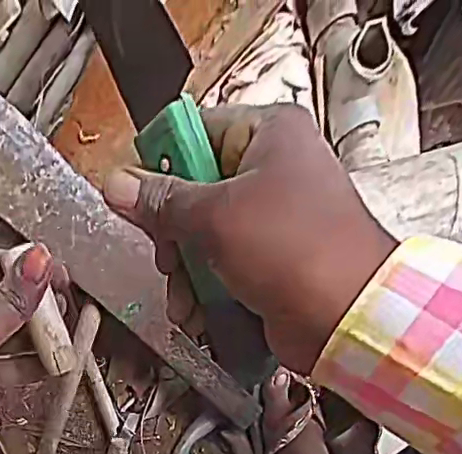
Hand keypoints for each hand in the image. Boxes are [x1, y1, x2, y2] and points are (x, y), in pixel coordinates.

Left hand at [0, 244, 63, 446]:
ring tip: (59, 337)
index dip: (21, 265)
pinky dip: (23, 365)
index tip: (51, 274)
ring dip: (31, 336)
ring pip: (0, 334)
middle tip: (59, 308)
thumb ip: (10, 299)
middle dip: (31, 304)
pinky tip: (46, 364)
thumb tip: (36, 262)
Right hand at [103, 105, 395, 373]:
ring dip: (183, 274)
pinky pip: (215, 268)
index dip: (159, 165)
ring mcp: (268, 219)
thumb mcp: (215, 217)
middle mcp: (270, 171)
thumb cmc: (297, 251)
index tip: (140, 198)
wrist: (341, 313)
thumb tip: (120, 185)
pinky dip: (202, 292)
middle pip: (189, 193)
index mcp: (268, 134)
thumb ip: (162, 201)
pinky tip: (199, 310)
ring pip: (198, 238)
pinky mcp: (264, 261)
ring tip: (187, 296)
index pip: (193, 132)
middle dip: (172, 237)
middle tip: (171, 255)